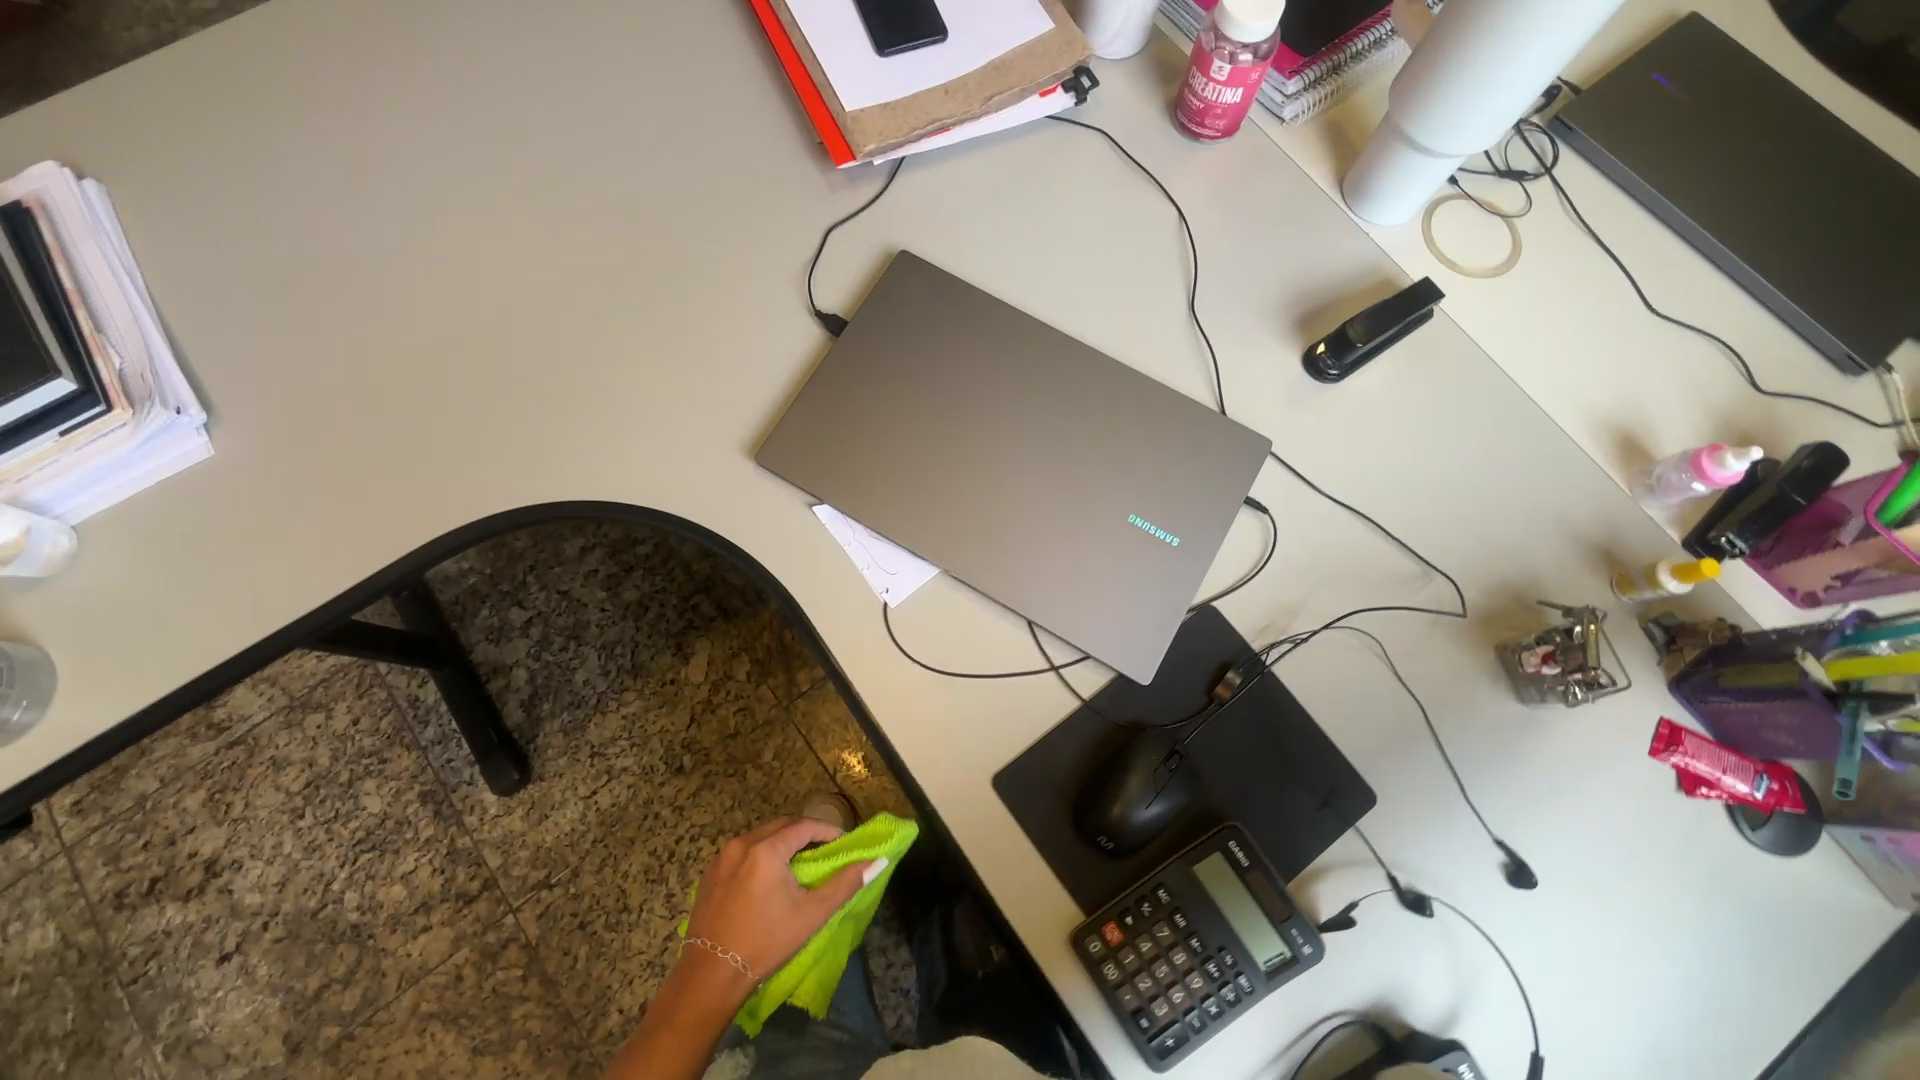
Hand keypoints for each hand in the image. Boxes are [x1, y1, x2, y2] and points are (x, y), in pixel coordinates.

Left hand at [683, 817, 879, 983]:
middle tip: (823, 852)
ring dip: (782, 842)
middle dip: (805, 834)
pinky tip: (767, 879)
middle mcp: (741, 844)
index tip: (842, 844)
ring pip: (760, 836)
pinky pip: (742, 851)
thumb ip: (846, 884)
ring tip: (798, 864)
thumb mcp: (812, 914)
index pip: (804, 825)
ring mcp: (721, 858)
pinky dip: (760, 854)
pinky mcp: (710, 873)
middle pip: (781, 826)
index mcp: (766, 850)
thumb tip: (878, 862)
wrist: (711, 974)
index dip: (827, 831)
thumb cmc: (766, 942)